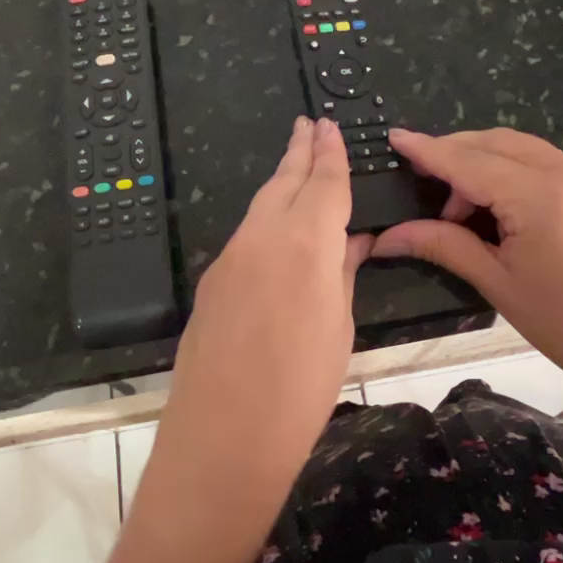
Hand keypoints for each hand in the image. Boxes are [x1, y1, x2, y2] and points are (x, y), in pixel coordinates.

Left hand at [160, 117, 372, 486]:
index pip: (324, 185)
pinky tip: (276, 227)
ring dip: (281, 181)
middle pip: (284, 182)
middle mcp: (263, 238)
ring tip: (296, 160)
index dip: (330, 154)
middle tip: (308, 123)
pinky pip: (246, 235)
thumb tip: (350, 242)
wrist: (222, 438)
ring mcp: (230, 258)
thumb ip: (342, 275)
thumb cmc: (301, 392)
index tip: (328, 126)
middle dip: (299, 150)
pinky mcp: (212, 282)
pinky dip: (265, 218)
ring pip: (260, 205)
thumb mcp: (339, 329)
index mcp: (306, 245)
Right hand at [372, 127, 562, 396]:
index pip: (471, 163)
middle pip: (496, 143)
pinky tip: (496, 204)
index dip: (429, 150)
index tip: (395, 137)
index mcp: (541, 200)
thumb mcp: (497, 284)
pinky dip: (511, 169)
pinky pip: (544, 162)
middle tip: (422, 180)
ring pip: (521, 148)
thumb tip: (386, 236)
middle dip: (454, 152)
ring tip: (459, 205)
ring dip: (482, 160)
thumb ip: (443, 245)